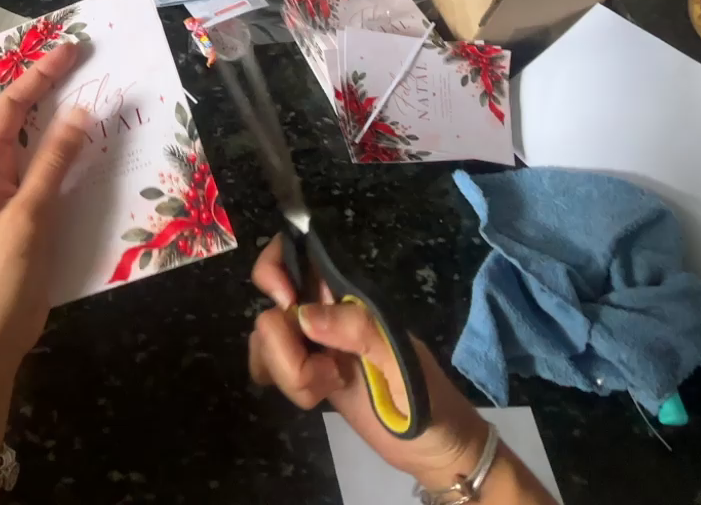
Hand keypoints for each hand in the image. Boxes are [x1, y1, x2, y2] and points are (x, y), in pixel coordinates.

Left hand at [0, 41, 88, 385]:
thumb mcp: (28, 216)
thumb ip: (53, 163)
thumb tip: (80, 111)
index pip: (13, 105)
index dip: (40, 74)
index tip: (72, 49)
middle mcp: (1, 175)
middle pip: (30, 121)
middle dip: (57, 90)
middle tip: (93, 66)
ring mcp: (19, 199)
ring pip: (48, 150)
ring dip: (74, 127)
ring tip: (107, 104)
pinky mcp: (36, 223)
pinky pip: (60, 182)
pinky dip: (81, 164)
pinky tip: (107, 160)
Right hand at [246, 237, 488, 486]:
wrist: (435, 449)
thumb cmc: (429, 400)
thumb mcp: (403, 363)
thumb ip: (358, 330)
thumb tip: (303, 314)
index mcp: (345, 294)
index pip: (294, 251)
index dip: (274, 268)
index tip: (286, 302)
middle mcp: (320, 310)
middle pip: (270, 306)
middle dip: (286, 346)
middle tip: (325, 371)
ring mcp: (308, 341)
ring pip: (265, 338)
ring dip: (289, 370)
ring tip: (329, 387)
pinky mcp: (302, 369)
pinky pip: (265, 362)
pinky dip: (279, 379)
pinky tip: (312, 396)